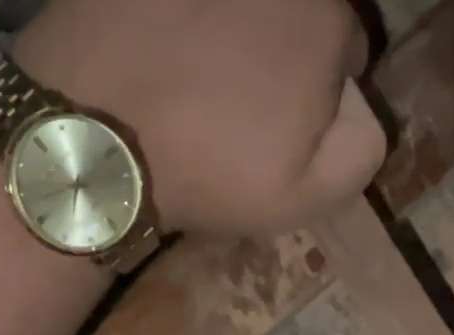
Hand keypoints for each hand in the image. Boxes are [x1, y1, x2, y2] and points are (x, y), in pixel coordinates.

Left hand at [12, 0, 387, 235]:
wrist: (91, 134)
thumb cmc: (206, 170)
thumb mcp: (304, 196)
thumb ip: (361, 150)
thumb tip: (361, 107)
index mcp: (325, 23)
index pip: (348, 54)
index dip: (319, 98)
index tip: (281, 133)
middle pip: (297, 18)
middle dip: (280, 56)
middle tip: (233, 107)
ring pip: (244, 10)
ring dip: (233, 36)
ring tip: (191, 83)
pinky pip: (187, 9)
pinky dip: (182, 25)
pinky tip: (159, 59)